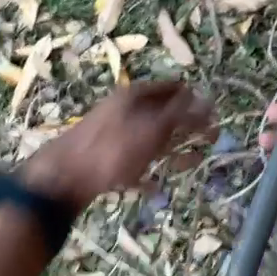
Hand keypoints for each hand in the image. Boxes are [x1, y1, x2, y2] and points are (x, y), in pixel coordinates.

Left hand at [18, 81, 213, 212]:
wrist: (62, 179)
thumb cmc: (112, 148)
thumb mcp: (152, 127)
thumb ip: (180, 113)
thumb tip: (206, 99)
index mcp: (134, 96)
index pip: (172, 88)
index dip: (194, 97)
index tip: (214, 111)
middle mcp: (124, 112)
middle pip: (163, 114)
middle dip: (188, 126)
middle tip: (211, 137)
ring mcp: (114, 137)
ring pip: (152, 140)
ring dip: (174, 150)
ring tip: (195, 161)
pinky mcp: (106, 163)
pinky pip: (135, 165)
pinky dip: (150, 174)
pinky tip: (160, 187)